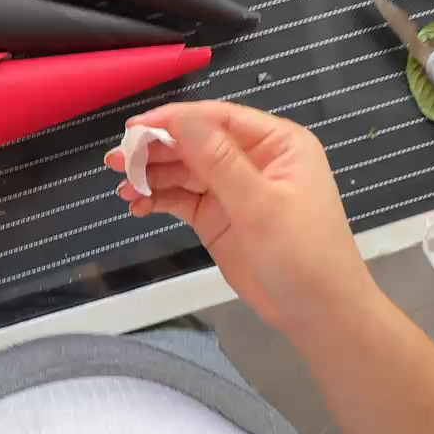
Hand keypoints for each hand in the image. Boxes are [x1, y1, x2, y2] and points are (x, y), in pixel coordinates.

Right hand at [104, 101, 380, 334]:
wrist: (318, 314)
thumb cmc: (303, 254)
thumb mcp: (260, 204)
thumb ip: (218, 160)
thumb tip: (180, 119)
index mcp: (275, 143)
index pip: (216, 119)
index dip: (173, 120)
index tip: (133, 130)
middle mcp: (251, 159)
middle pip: (193, 143)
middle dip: (154, 151)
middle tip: (116, 162)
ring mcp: (231, 189)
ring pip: (181, 171)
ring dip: (150, 177)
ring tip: (122, 189)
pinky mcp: (216, 216)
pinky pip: (180, 199)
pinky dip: (157, 200)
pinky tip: (137, 207)